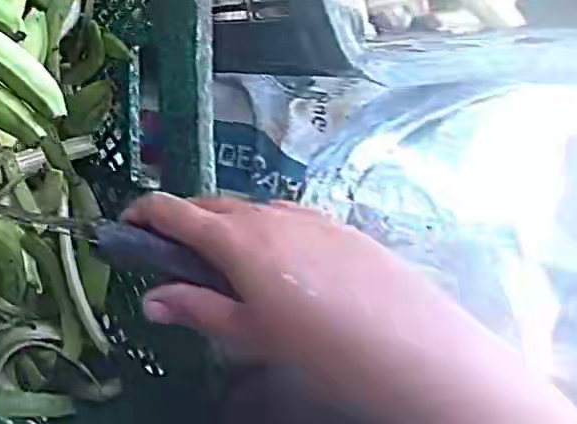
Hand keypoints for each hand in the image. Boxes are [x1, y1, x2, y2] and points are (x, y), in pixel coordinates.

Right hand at [122, 194, 576, 423]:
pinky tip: (293, 266)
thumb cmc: (335, 357)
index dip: (140, 213)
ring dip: (228, 225)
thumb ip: (198, 311)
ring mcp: (307, 217)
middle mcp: (262, 213)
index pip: (167, 208)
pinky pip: (290, 216)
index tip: (128, 228)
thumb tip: (149, 300)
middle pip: (206, 203)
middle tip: (185, 258)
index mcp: (232, 237)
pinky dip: (271, 229)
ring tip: (241, 266)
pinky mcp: (346, 229)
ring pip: (248, 208)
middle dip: (185, 222)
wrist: (448, 373)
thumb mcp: (258, 339)